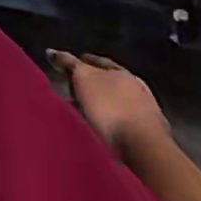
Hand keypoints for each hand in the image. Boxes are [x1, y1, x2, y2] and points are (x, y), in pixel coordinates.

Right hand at [48, 50, 168, 155]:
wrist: (146, 149)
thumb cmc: (110, 107)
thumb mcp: (83, 79)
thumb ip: (68, 64)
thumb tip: (51, 52)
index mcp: (121, 72)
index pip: (95, 61)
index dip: (77, 63)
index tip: (62, 68)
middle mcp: (136, 88)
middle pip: (106, 82)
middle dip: (88, 85)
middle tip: (69, 91)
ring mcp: (146, 112)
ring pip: (114, 103)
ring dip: (99, 106)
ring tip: (80, 114)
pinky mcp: (150, 136)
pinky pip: (121, 122)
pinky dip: (109, 123)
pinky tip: (99, 130)